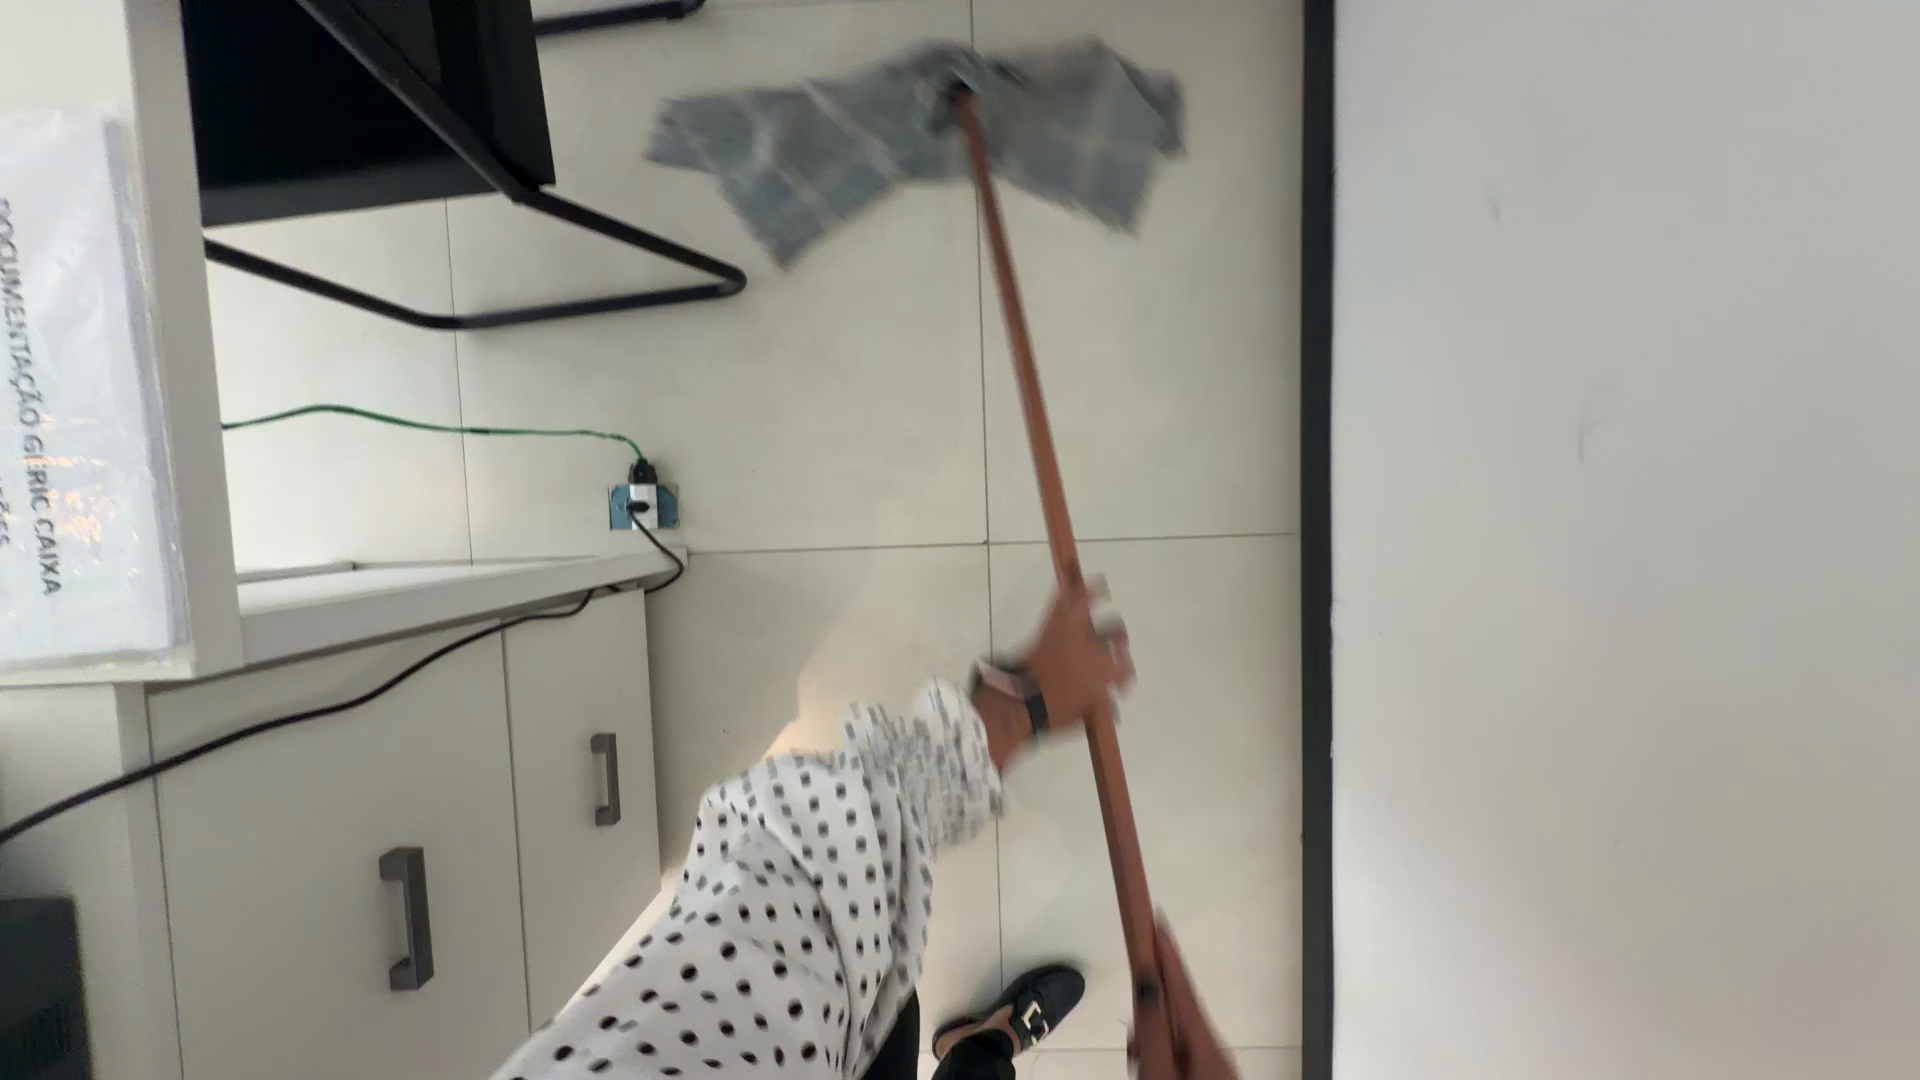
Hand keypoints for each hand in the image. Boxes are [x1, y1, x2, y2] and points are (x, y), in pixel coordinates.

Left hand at [1017, 575, 1134, 732]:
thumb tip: (1110, 704)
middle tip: (1115, 645)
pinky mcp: (1052, 627)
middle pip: (1114, 635)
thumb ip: (1100, 704)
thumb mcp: (1085, 714)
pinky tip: (1074, 579)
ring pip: (1089, 612)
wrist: (1021, 703)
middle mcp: (1095, 648)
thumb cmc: (1055, 713)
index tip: (1123, 685)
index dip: (1125, 674)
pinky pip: (1061, 604)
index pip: (1124, 667)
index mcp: (1106, 671)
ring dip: (1094, 599)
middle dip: (1118, 640)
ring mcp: (1073, 633)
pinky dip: (1068, 591)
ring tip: (1100, 586)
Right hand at [1131, 918, 1236, 1079]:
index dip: (1167, 950)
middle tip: (1136, 1045)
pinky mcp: (1209, 1077)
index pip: (1182, 986)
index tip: (1157, 916)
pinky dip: (1163, 1054)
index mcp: (1208, 1046)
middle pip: (1176, 1010)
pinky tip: (1154, 1073)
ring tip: (1144, 1070)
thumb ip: (1151, 1030)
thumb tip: (1145, 980)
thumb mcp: (1159, 1075)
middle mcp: (1216, 1051)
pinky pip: (1181, 1051)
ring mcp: (1215, 1066)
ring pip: (1175, 1032)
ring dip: (1154, 1040)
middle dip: (1151, 1013)